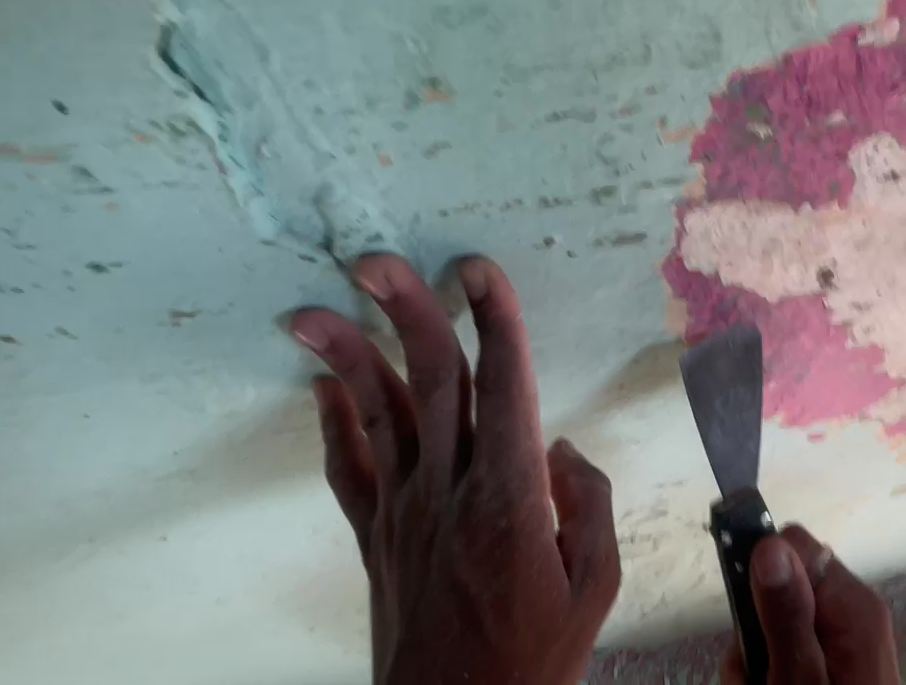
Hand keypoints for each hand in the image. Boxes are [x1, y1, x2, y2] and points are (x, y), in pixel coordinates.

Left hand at [290, 253, 620, 684]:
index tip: (480, 268)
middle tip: (373, 260)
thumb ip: (586, 499)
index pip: (507, 385)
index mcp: (511, 497)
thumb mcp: (596, 583)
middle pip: (430, 381)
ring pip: (375, 414)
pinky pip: (348, 469)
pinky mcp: (375, 537)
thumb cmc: (535, 659)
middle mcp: (450, 490)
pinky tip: (319, 384)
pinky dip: (331, 421)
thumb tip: (556, 446)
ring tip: (308, 310)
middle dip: (406, 311)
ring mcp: (403, 512)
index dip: (496, 319)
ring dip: (345, 356)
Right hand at [722, 525, 900, 684]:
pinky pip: (787, 642)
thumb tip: (769, 545)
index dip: (761, 572)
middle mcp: (853, 609)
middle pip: (781, 581)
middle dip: (753, 625)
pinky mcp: (835, 657)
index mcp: (853, 604)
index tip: (746, 618)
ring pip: (775, 617)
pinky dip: (767, 667)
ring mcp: (844, 635)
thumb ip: (785, 614)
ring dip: (754, 655)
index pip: (793, 545)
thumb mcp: (799, 683)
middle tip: (750, 675)